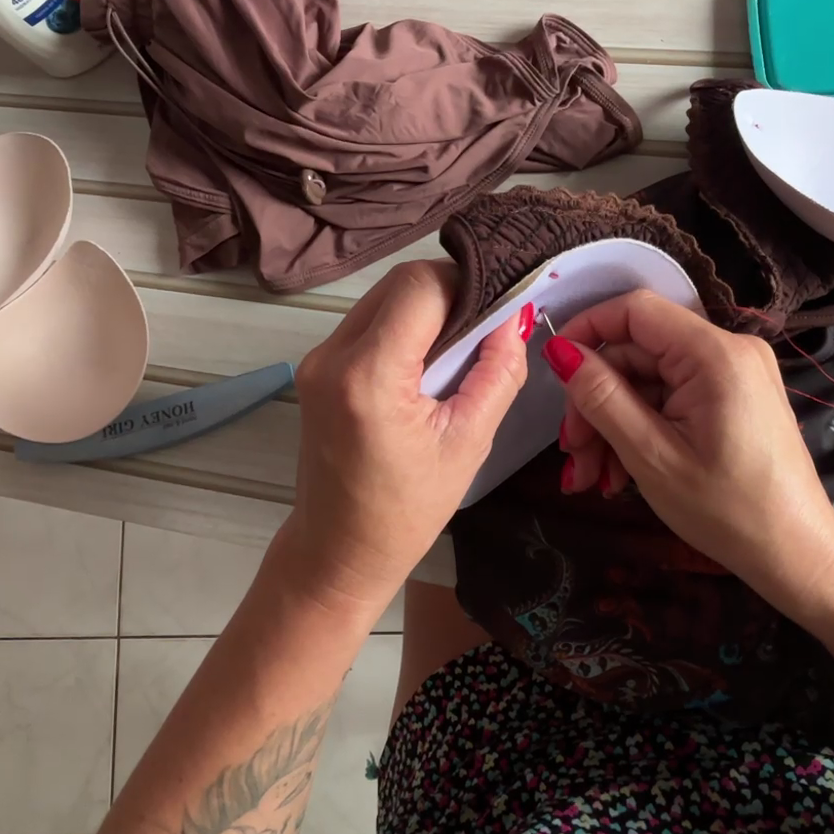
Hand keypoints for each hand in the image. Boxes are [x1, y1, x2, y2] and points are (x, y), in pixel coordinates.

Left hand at [286, 261, 530, 610]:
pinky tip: (426, 361)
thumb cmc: (407, 511)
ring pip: (382, 296)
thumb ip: (498, 372)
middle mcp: (332, 355)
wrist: (338, 551)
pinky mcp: (316, 366)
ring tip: (458, 347)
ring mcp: (317, 358)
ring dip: (426, 306)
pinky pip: (368, 320)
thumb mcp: (469, 443)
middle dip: (450, 290)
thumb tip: (516, 315)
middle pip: (399, 282)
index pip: (421, 286)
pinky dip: (404, 324)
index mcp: (369, 377)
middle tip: (485, 327)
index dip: (468, 284)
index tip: (501, 308)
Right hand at [547, 290, 833, 614]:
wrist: (795, 554)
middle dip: (594, 402)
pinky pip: (668, 399)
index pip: (635, 309)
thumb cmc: (726, 510)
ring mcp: (730, 374)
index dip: (586, 329)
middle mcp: (726, 350)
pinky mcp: (729, 397)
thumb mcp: (650, 455)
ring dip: (610, 425)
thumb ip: (601, 397)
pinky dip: (638, 431)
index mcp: (714, 354)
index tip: (552, 368)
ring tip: (592, 479)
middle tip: (572, 456)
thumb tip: (558, 351)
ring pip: (646, 381)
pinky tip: (619, 474)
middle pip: (635, 353)